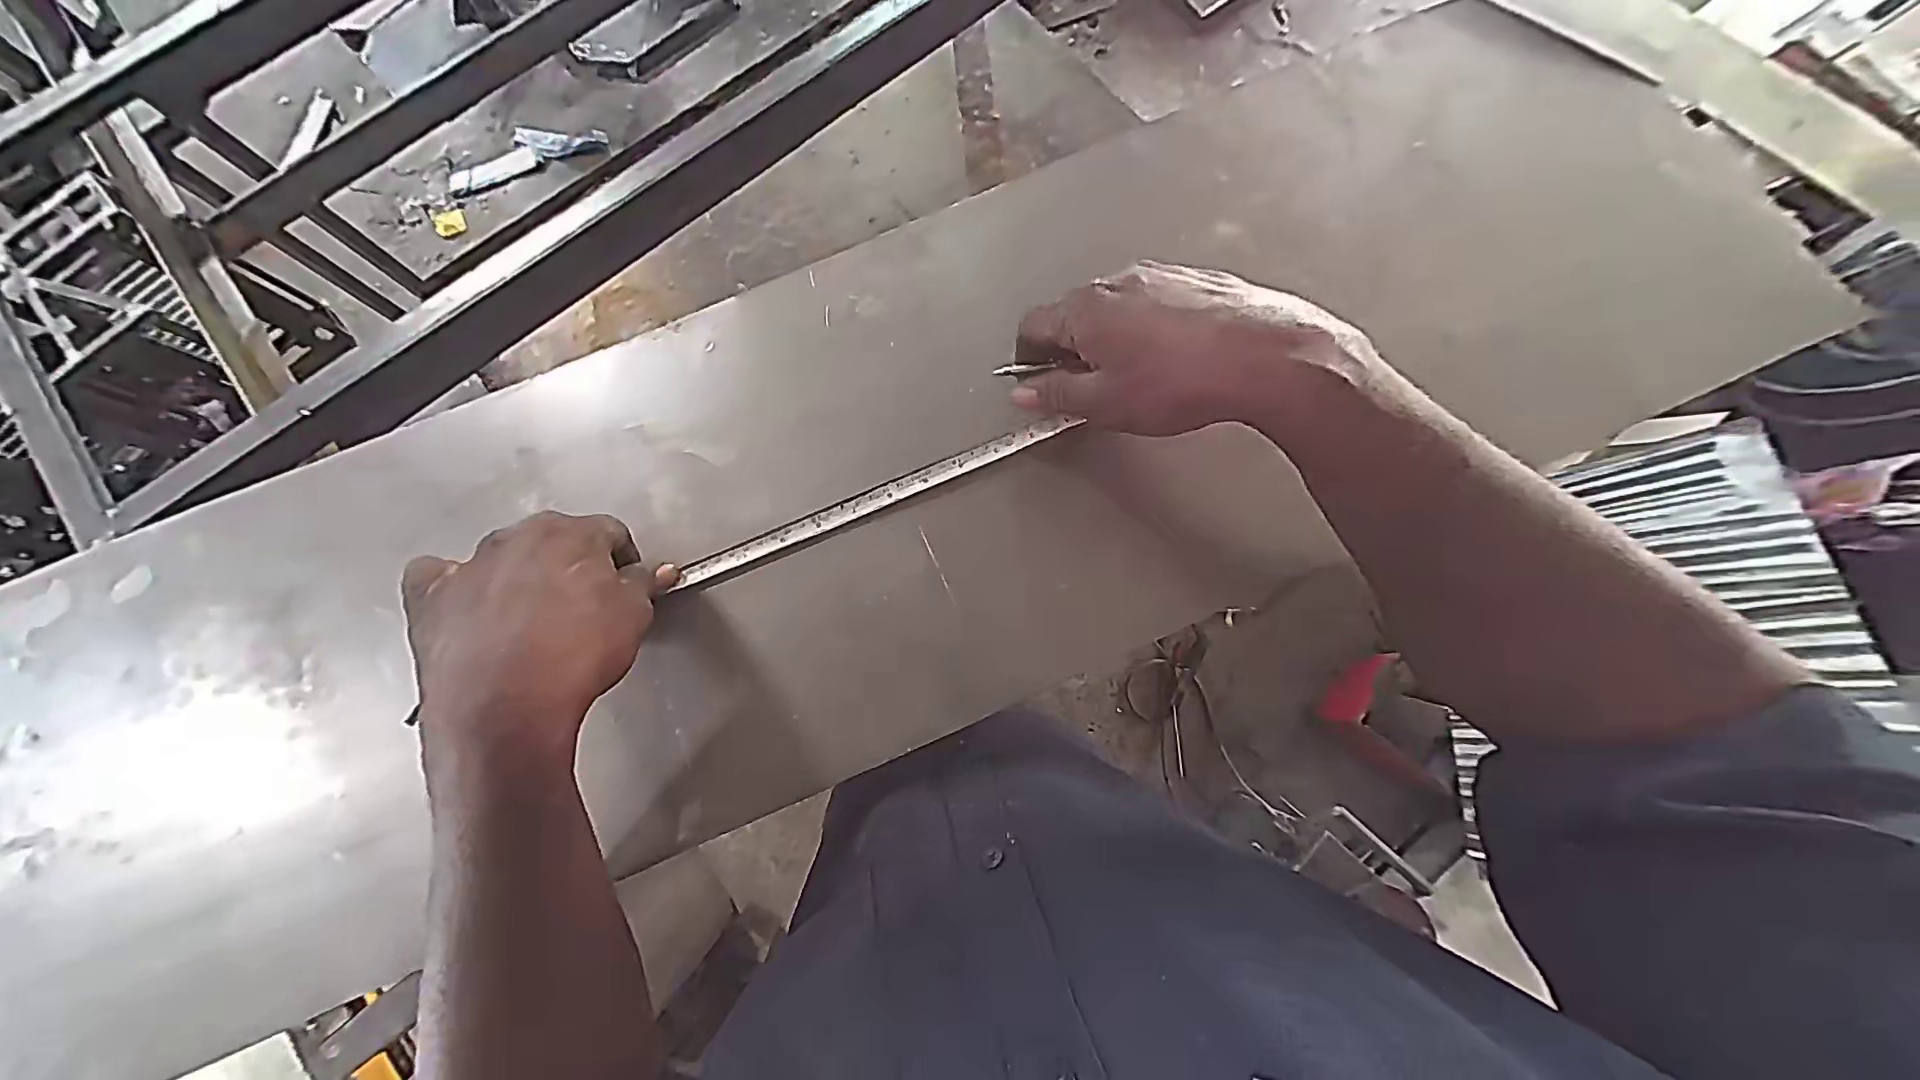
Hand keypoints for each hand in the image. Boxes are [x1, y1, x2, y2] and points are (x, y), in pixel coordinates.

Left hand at [401, 512, 679, 757]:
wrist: (505, 709)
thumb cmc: (571, 658)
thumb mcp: (634, 617)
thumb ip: (643, 584)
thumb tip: (652, 573)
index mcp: (573, 534)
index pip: (609, 532)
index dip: (623, 559)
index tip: (627, 582)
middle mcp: (519, 539)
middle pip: (556, 538)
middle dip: (573, 563)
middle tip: (589, 601)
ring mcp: (470, 565)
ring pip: (505, 555)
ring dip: (522, 575)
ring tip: (538, 618)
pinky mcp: (432, 598)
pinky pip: (441, 576)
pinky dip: (459, 586)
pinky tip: (474, 604)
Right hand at [1010, 261, 1386, 436]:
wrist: (1265, 358)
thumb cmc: (1187, 378)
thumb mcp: (1104, 403)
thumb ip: (1056, 395)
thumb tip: (1028, 394)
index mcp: (1086, 308)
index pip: (1032, 326)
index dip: (1027, 359)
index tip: (1035, 382)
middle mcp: (1118, 282)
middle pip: (1072, 315)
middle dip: (1069, 351)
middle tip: (1084, 388)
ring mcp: (1158, 278)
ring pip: (1114, 309)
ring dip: (1110, 341)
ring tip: (1132, 379)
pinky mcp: (1193, 283)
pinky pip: (1152, 306)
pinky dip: (1146, 331)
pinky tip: (1166, 363)